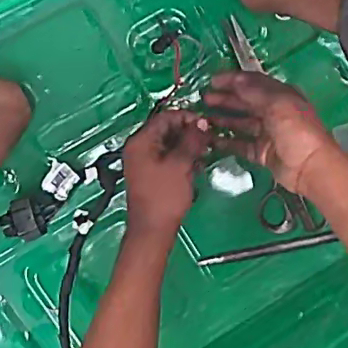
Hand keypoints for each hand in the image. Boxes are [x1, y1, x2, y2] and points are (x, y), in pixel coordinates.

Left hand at [121, 109, 213, 234]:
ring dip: (188, 146)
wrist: (153, 229)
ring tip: (205, 152)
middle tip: (208, 138)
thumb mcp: (180, 165)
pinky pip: (168, 158)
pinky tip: (196, 165)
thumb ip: (191, 140)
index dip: (187, 118)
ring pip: (169, 144)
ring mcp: (144, 162)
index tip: (205, 124)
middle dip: (188, 132)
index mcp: (141, 142)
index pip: (165, 118)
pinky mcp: (151, 174)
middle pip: (166, 130)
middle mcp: (139, 149)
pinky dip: (182, 158)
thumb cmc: (163, 198)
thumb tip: (200, 123)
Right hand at [202, 72, 336, 195]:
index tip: (212, 80)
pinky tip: (211, 139)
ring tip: (203, 118)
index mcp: (281, 96)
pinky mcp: (262, 152)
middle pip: (245, 102)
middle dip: (225, 99)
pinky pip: (241, 144)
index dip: (233, 80)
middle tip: (204, 99)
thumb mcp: (277, 104)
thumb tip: (235, 80)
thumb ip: (254, 92)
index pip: (253, 83)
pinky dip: (227, 142)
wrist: (310, 166)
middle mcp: (273, 112)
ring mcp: (267, 133)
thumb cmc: (297, 130)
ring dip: (223, 119)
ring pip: (241, 123)